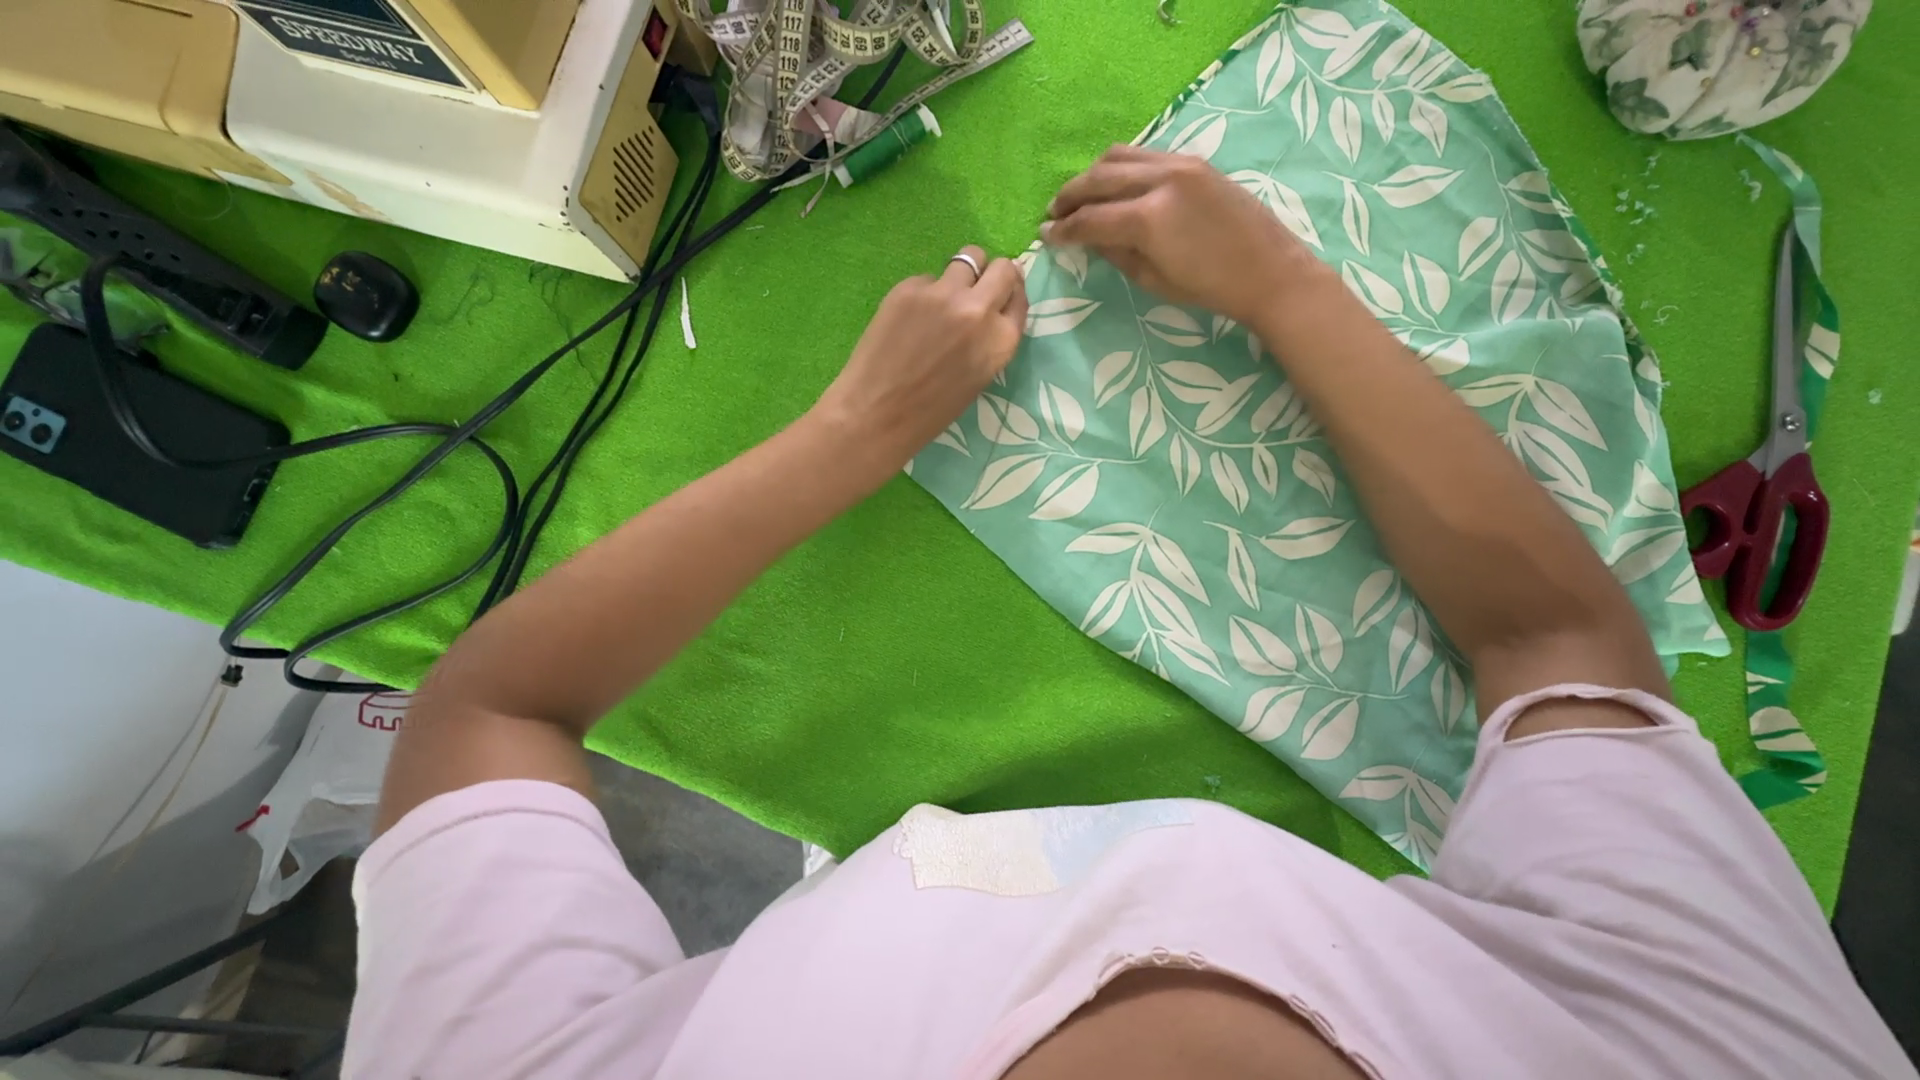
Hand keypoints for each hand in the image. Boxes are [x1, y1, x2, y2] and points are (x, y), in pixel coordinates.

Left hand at [811, 245, 1027, 479]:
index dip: (1009, 294)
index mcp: (1001, 340)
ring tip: (941, 300)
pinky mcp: (910, 288)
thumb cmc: (930, 411)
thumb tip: (988, 311)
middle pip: (1001, 268)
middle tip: (976, 287)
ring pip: (966, 259)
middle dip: (992, 273)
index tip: (998, 296)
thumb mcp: (978, 378)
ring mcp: (943, 294)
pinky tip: (908, 319)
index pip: (1019, 296)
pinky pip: (927, 278)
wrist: (877, 414)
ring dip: (959, 275)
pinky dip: (923, 293)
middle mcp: (978, 310)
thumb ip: (990, 340)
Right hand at [1042, 145, 1315, 325]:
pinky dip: (1121, 166)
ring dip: (1092, 175)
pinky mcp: (1194, 162)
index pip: (1090, 219)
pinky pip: (1144, 154)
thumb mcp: (1154, 280)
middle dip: (1070, 196)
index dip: (1063, 229)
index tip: (1044, 235)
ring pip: (1119, 156)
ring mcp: (1179, 165)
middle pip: (1098, 179)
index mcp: (1149, 219)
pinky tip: (1114, 185)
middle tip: (1053, 213)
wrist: (1269, 271)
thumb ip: (1116, 253)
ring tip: (1079, 195)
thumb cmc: (1210, 289)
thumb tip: (1088, 238)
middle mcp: (1161, 180)